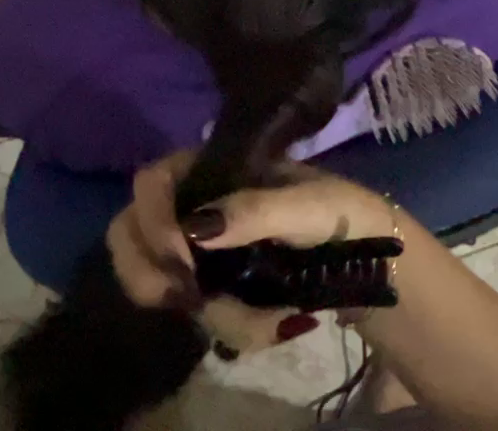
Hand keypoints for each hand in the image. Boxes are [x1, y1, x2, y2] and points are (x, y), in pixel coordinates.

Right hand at [105, 152, 396, 357]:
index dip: (152, 217)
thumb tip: (195, 229)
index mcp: (212, 171)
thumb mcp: (307, 204)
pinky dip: (231, 327)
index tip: (183, 252)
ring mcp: (200, 253)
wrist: (369, 260)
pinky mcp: (215, 291)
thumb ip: (254, 210)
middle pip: (128, 234)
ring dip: (208, 311)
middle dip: (152, 274)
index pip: (149, 182)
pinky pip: (198, 314)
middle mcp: (194, 208)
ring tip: (260, 319)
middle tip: (190, 295)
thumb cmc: (339, 213)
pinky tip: (272, 325)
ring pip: (157, 283)